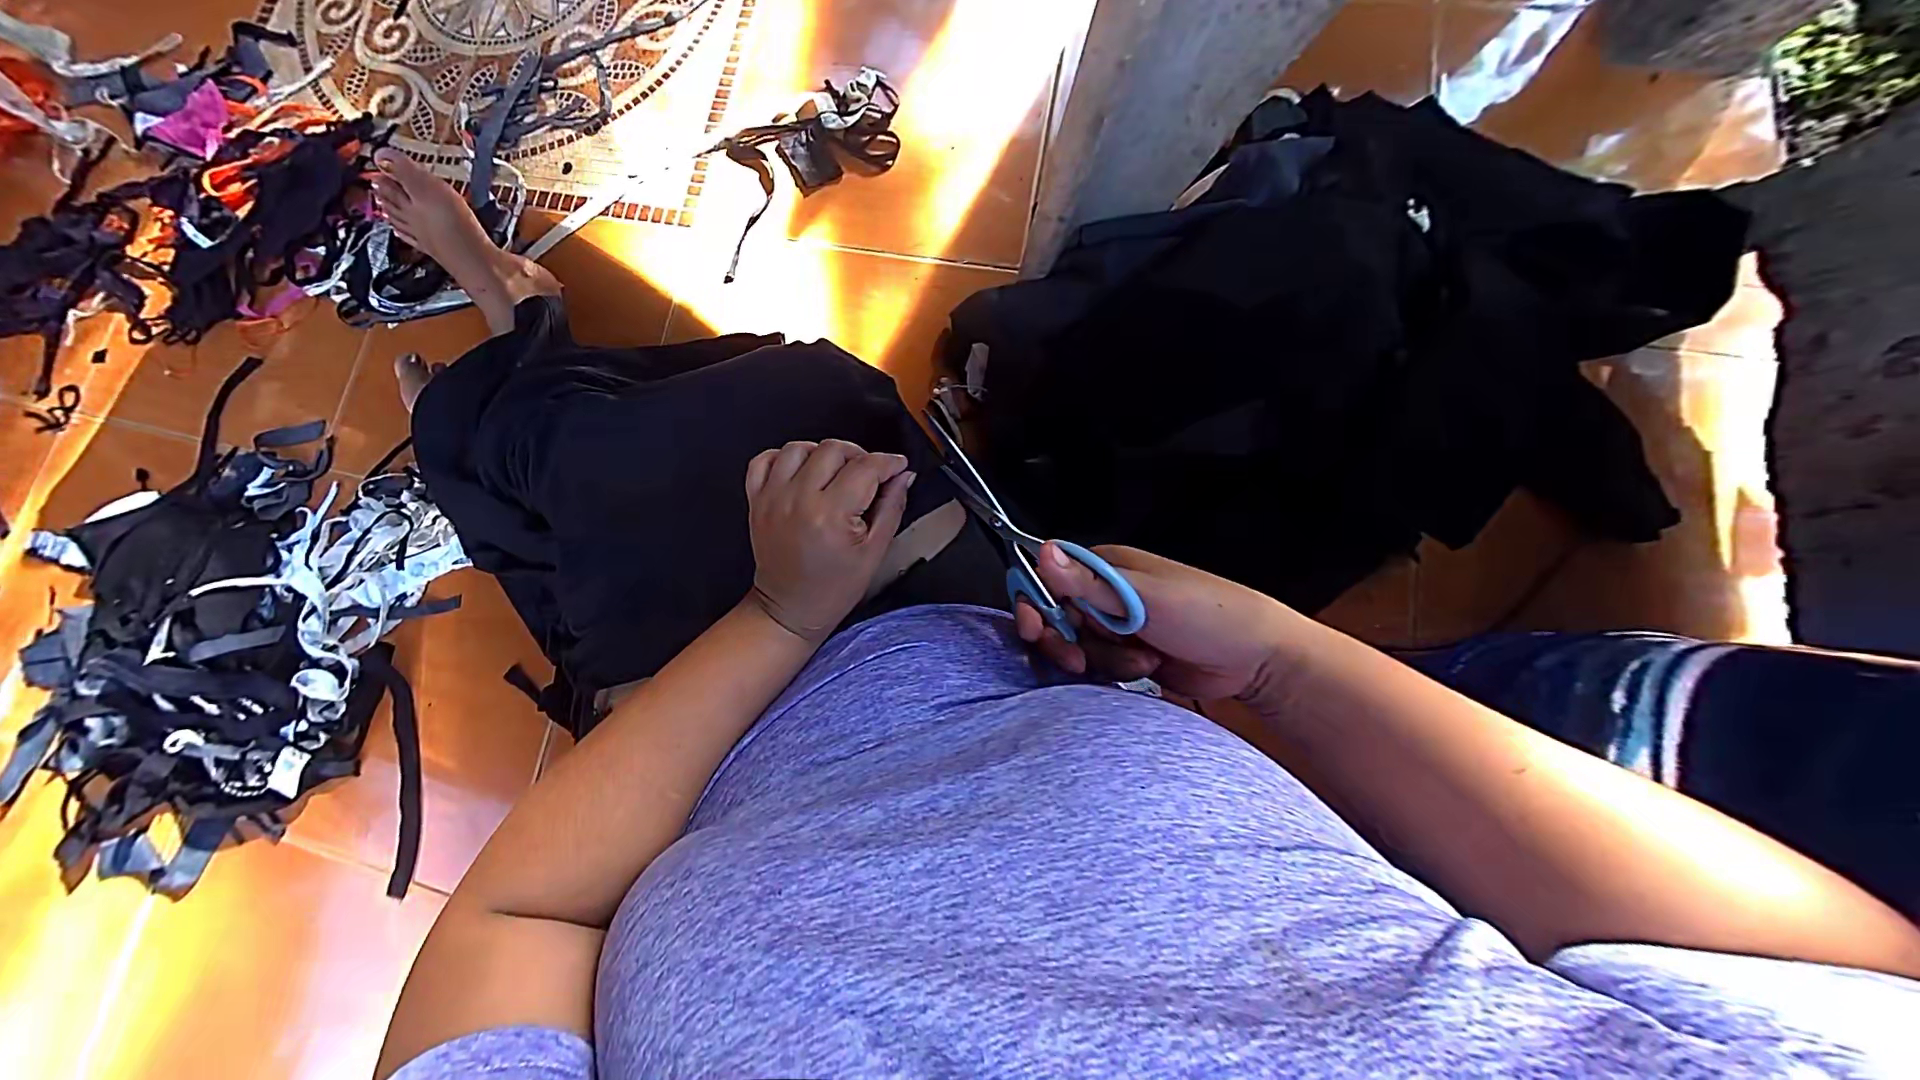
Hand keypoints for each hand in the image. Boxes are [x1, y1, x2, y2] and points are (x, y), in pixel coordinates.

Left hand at [744, 439, 915, 642]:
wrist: (791, 608)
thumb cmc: (831, 588)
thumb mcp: (875, 551)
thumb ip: (892, 507)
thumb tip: (903, 476)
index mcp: (831, 516)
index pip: (866, 467)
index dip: (888, 462)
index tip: (897, 466)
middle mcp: (798, 501)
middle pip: (833, 449)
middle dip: (859, 456)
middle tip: (869, 475)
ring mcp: (773, 498)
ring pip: (799, 447)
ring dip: (823, 454)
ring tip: (836, 473)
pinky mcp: (757, 500)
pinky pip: (764, 459)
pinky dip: (784, 458)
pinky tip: (803, 472)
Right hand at [1015, 544, 1307, 701]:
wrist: (1255, 659)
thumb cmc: (1209, 614)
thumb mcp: (1144, 596)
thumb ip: (1089, 580)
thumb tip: (1045, 551)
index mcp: (1106, 567)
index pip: (1050, 579)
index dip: (1036, 604)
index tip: (1035, 628)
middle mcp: (1107, 594)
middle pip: (1057, 618)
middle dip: (1066, 642)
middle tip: (1079, 656)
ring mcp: (1117, 626)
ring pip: (1077, 648)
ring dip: (1102, 660)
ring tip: (1141, 659)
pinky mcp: (1126, 654)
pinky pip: (1098, 667)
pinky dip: (1114, 672)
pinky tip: (1146, 669)